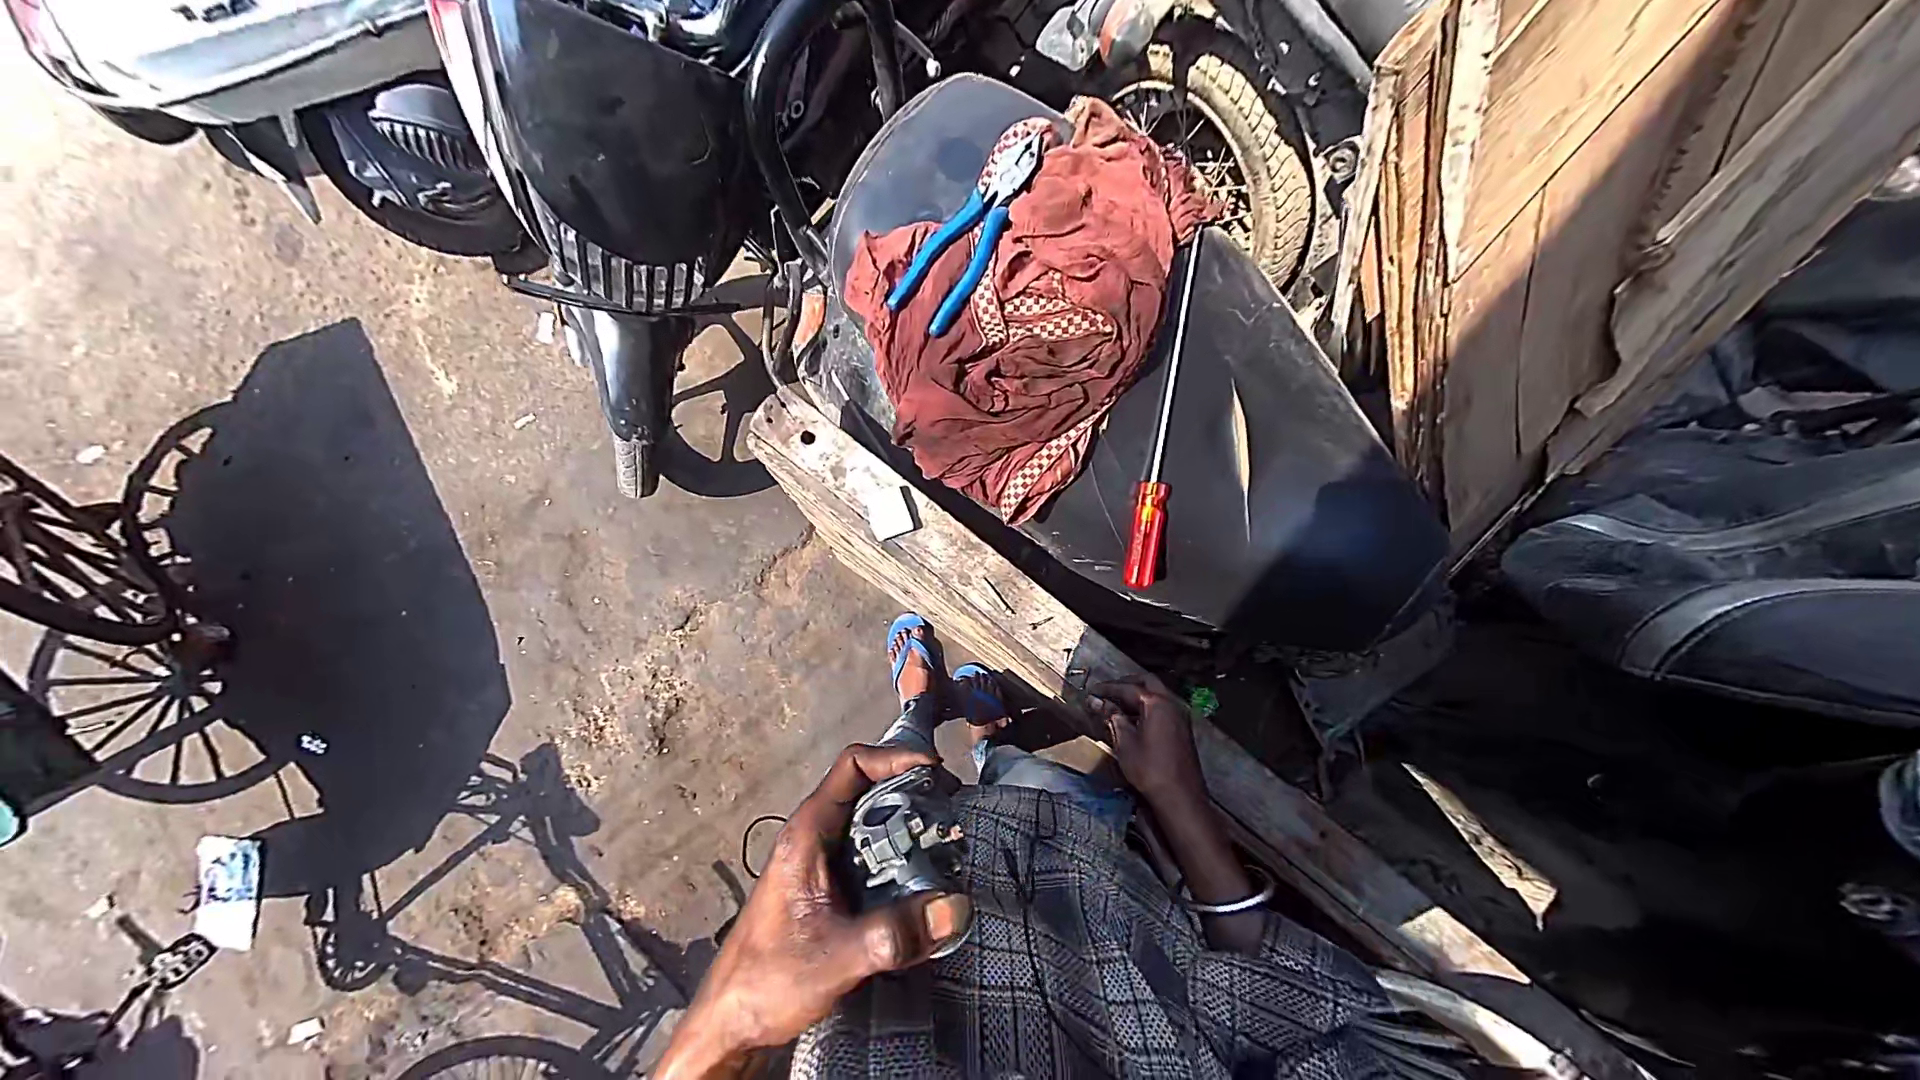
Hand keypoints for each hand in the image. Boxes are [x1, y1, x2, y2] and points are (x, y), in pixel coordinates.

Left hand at [655, 745, 972, 1079]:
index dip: (894, 756)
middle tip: (950, 807)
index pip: (853, 765)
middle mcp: (817, 836)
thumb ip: (893, 936)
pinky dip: (902, 853)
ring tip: (946, 839)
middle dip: (912, 789)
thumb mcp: (834, 957)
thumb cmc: (765, 982)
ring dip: (910, 824)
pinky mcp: (833, 884)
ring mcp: (824, 859)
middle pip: (870, 788)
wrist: (730, 1022)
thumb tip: (953, 909)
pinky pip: (873, 852)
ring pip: (873, 820)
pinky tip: (924, 877)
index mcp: (808, 832)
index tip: (933, 768)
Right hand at [1091, 675, 1206, 805]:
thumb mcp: (1124, 741)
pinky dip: (1147, 706)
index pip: (1127, 687)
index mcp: (1156, 703)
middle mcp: (1171, 703)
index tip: (1092, 692)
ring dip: (1138, 695)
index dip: (1107, 688)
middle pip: (1146, 682)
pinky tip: (1134, 719)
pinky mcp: (1182, 728)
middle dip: (1125, 684)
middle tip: (1107, 691)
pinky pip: (1163, 707)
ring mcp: (1180, 716)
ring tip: (1117, 705)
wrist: (1179, 796)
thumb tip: (1096, 702)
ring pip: (1157, 694)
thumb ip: (1111, 716)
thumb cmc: (1150, 769)